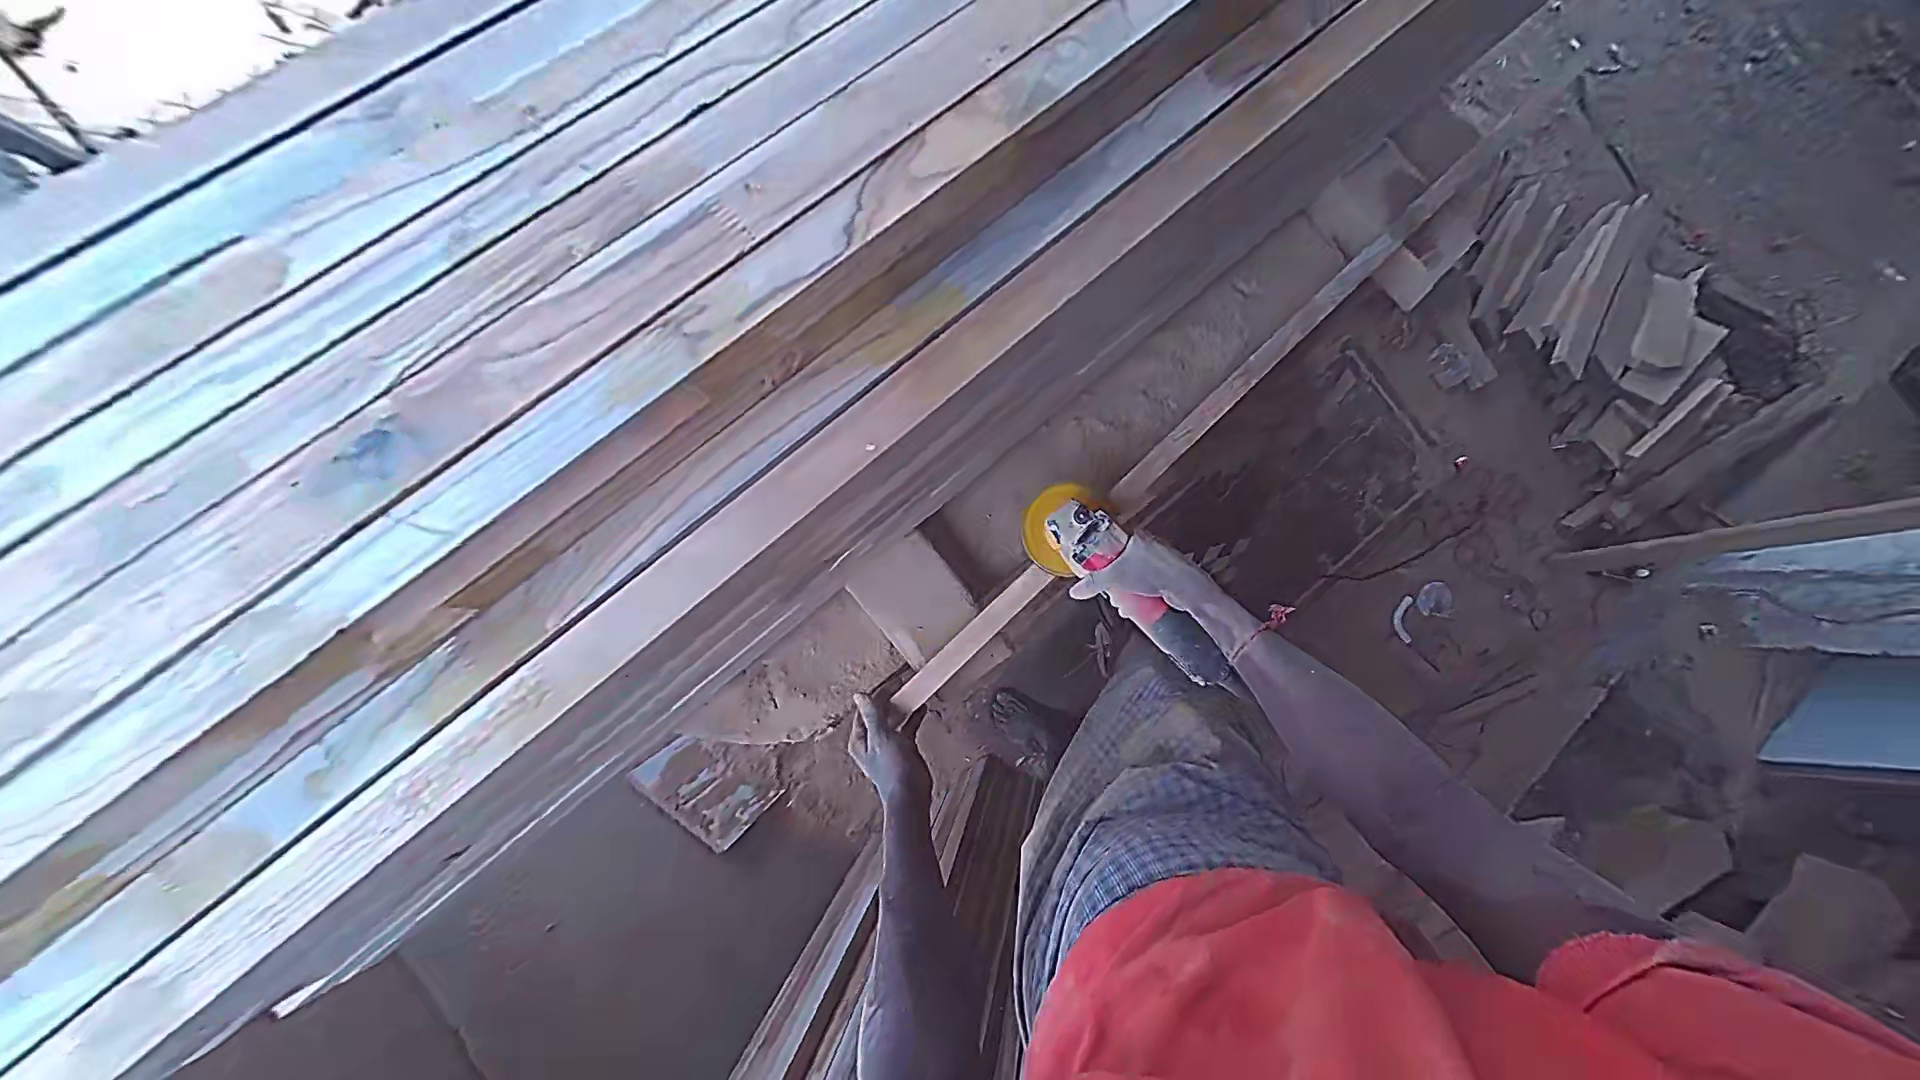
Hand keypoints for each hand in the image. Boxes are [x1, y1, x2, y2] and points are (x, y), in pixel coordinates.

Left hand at [849, 692, 932, 816]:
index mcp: (860, 739)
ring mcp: (888, 744)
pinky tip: (921, 707)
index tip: (892, 682)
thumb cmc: (892, 768)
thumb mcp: (881, 737)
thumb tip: (859, 696)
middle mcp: (871, 740)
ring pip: (893, 719)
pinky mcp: (903, 748)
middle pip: (878, 713)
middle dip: (889, 698)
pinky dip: (912, 717)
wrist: (910, 794)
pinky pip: (906, 727)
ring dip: (901, 706)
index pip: (865, 709)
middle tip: (902, 683)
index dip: (877, 694)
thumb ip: (872, 715)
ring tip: (911, 692)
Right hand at [1066, 530, 1220, 610]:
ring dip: (1126, 593)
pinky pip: (1145, 586)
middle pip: (1120, 566)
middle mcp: (1146, 547)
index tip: (1095, 574)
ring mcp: (1157, 563)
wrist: (1185, 588)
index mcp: (1134, 538)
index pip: (1110, 546)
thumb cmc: (1153, 573)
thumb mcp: (1114, 578)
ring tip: (1124, 604)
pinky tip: (1136, 607)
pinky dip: (1139, 597)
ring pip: (1133, 578)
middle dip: (1114, 584)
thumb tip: (1076, 591)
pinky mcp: (1165, 577)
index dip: (1101, 562)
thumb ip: (1093, 583)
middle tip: (1111, 593)